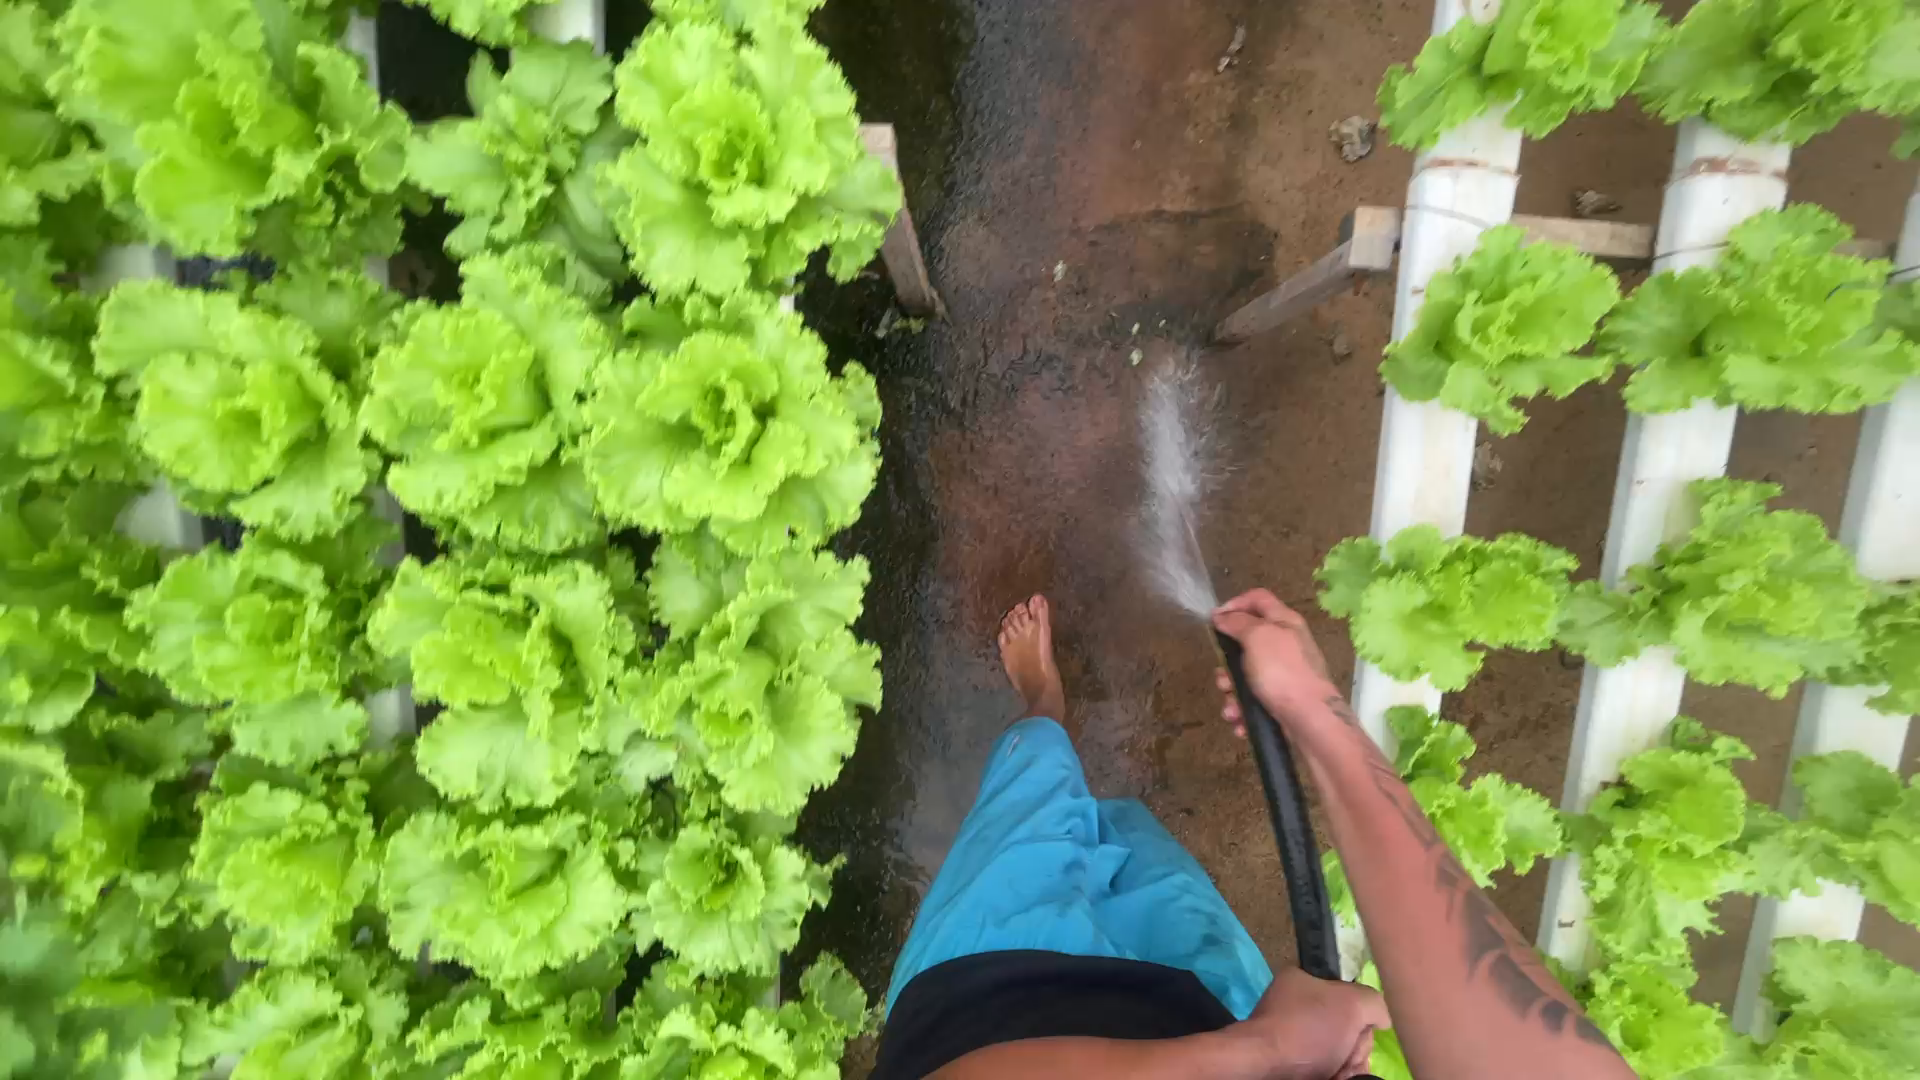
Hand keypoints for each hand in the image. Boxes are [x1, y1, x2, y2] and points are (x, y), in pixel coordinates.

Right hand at [1211, 589, 1338, 727]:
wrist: (1312, 721)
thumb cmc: (1283, 672)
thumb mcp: (1257, 638)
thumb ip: (1237, 622)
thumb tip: (1221, 616)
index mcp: (1284, 622)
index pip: (1257, 598)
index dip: (1234, 603)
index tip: (1214, 620)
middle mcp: (1284, 644)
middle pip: (1245, 640)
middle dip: (1226, 660)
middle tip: (1222, 674)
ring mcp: (1283, 672)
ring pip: (1244, 673)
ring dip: (1231, 689)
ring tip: (1231, 704)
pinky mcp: (1280, 697)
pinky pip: (1252, 697)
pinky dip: (1242, 708)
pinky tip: (1239, 718)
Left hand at [1236, 967, 1388, 1079]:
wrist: (1270, 1066)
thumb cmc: (1307, 1028)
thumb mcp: (1349, 1002)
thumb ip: (1372, 1002)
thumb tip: (1379, 1017)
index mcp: (1302, 981)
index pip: (1349, 998)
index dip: (1359, 1019)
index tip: (1355, 1030)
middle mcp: (1297, 1005)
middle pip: (1348, 1030)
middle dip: (1355, 1049)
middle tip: (1344, 1056)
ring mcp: (1296, 1035)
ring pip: (1343, 1054)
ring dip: (1349, 1067)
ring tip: (1337, 1072)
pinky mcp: (1296, 1061)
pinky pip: (1330, 1068)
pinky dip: (1337, 1075)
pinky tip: (1334, 1077)